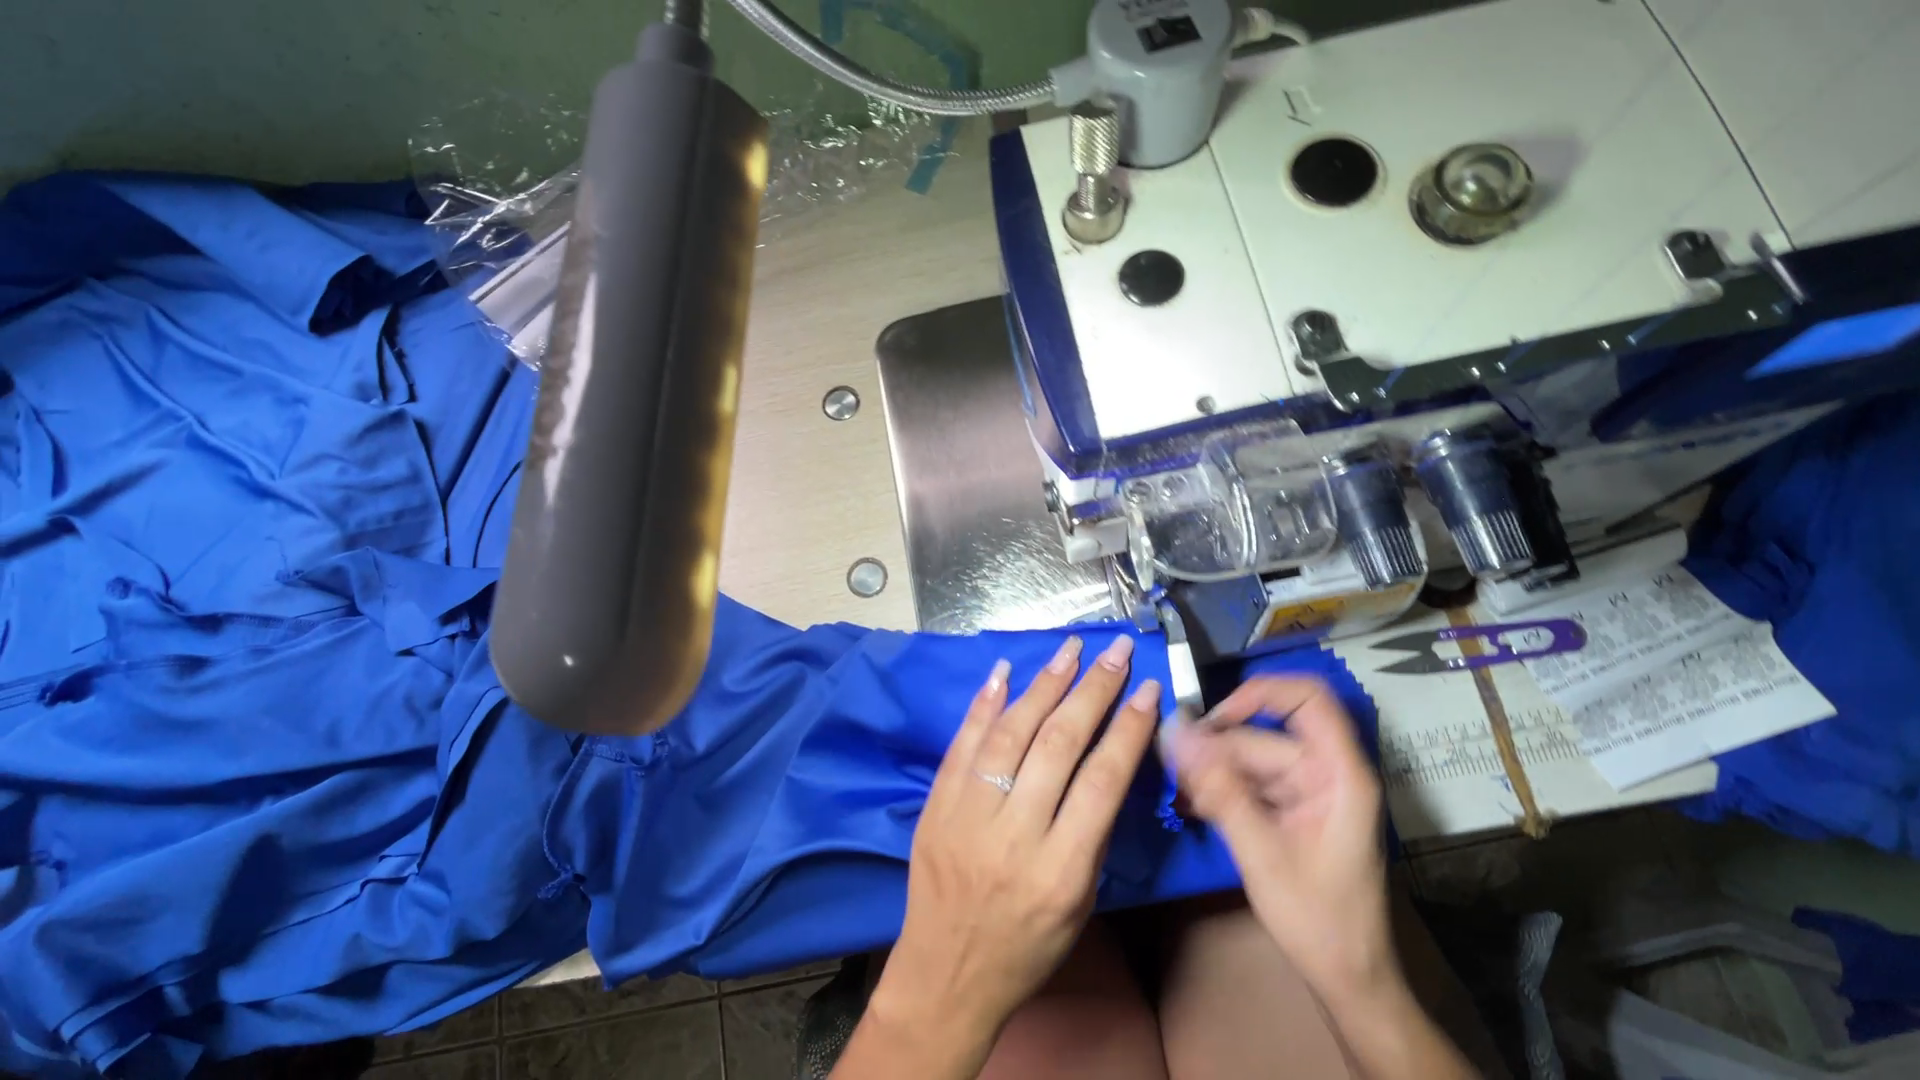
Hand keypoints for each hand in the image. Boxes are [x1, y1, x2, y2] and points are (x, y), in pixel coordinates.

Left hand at [873, 635, 1161, 1041]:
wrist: (945, 975)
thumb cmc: (1026, 947)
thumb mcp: (1080, 904)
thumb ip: (1093, 834)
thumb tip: (1106, 760)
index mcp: (1060, 870)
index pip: (1101, 782)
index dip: (1127, 729)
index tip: (1146, 688)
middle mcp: (1012, 836)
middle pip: (1058, 745)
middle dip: (1091, 690)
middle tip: (1114, 651)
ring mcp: (966, 817)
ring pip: (1009, 734)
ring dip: (1043, 685)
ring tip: (1069, 650)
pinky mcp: (934, 807)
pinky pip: (961, 745)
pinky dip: (983, 705)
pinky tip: (1004, 672)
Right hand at [1160, 677, 1393, 998]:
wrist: (1348, 979)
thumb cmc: (1319, 919)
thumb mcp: (1263, 853)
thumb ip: (1219, 789)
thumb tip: (1176, 733)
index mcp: (1339, 774)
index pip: (1307, 700)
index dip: (1259, 693)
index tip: (1212, 717)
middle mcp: (1326, 773)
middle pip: (1263, 737)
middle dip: (1216, 750)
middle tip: (1171, 770)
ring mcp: (1309, 793)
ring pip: (1251, 760)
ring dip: (1213, 773)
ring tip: (1178, 793)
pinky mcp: (1293, 812)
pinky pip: (1251, 785)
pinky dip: (1222, 791)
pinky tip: (1192, 805)